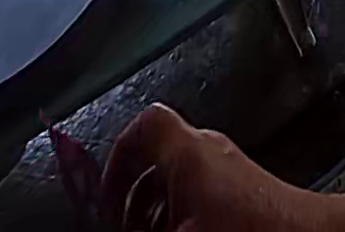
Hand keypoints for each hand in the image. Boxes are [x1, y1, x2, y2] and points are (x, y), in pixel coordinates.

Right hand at [101, 104, 326, 231]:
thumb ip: (143, 226)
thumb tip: (121, 221)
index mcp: (188, 152)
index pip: (145, 123)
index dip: (117, 157)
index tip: (102, 199)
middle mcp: (207, 151)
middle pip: (157, 158)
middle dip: (132, 200)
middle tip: (122, 230)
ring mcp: (227, 171)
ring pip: (177, 182)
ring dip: (154, 215)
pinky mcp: (242, 192)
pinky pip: (198, 197)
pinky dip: (179, 220)